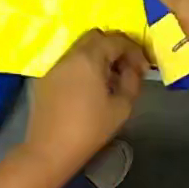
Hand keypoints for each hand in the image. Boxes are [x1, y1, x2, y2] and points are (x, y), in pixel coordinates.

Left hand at [22, 30, 147, 177]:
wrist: (50, 150)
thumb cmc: (89, 130)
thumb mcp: (122, 107)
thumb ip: (132, 81)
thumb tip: (132, 68)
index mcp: (88, 58)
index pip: (116, 40)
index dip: (135, 51)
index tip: (143, 69)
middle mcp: (68, 56)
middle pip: (95, 37)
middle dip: (115, 47)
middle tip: (127, 68)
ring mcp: (53, 67)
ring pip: (80, 49)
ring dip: (98, 56)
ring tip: (110, 80)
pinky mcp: (45, 79)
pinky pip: (68, 63)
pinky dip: (83, 66)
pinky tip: (90, 88)